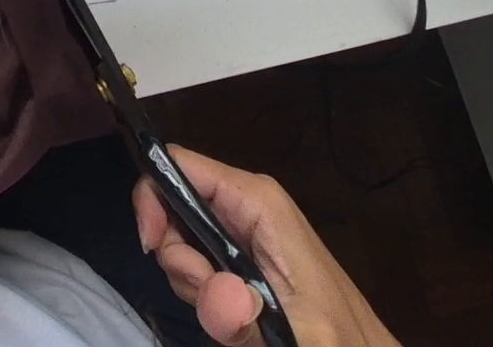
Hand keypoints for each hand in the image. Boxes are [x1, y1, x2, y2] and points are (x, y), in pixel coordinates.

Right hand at [134, 147, 400, 346]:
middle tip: (203, 292)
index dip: (152, 197)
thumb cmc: (341, 340)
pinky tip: (230, 308)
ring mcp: (243, 222)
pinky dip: (200, 283)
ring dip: (188, 274)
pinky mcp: (242, 245)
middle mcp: (246, 200)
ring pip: (179, 229)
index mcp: (257, 200)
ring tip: (228, 311)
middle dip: (174, 250)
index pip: (178, 163)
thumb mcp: (301, 338)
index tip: (153, 249)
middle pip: (172, 198)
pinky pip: (197, 250)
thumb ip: (250, 322)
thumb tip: (217, 293)